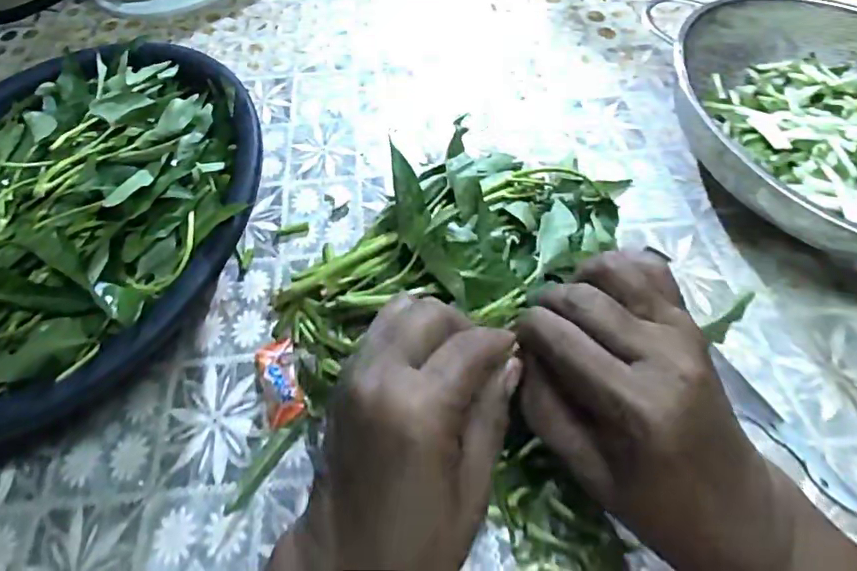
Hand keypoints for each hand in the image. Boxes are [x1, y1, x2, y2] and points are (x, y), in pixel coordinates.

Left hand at [271, 296, 519, 570]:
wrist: (345, 556)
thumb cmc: (420, 540)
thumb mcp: (471, 490)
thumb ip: (489, 417)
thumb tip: (511, 363)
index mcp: (418, 406)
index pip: (467, 346)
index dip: (498, 340)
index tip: (515, 346)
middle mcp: (381, 373)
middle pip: (426, 311)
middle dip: (462, 324)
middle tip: (483, 354)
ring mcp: (355, 369)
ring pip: (396, 309)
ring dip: (429, 322)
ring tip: (452, 355)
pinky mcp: (341, 375)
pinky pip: (377, 331)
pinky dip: (404, 332)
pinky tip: (423, 363)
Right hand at [514, 252, 794, 570]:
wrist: (740, 511)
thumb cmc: (658, 503)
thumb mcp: (587, 473)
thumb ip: (542, 407)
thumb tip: (518, 350)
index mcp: (636, 406)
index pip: (555, 334)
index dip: (524, 329)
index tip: (518, 343)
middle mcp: (663, 358)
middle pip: (578, 297)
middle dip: (544, 304)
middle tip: (538, 328)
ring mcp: (683, 334)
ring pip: (611, 270)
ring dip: (577, 279)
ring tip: (570, 308)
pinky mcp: (693, 324)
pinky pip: (650, 268)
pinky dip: (618, 267)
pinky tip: (603, 290)